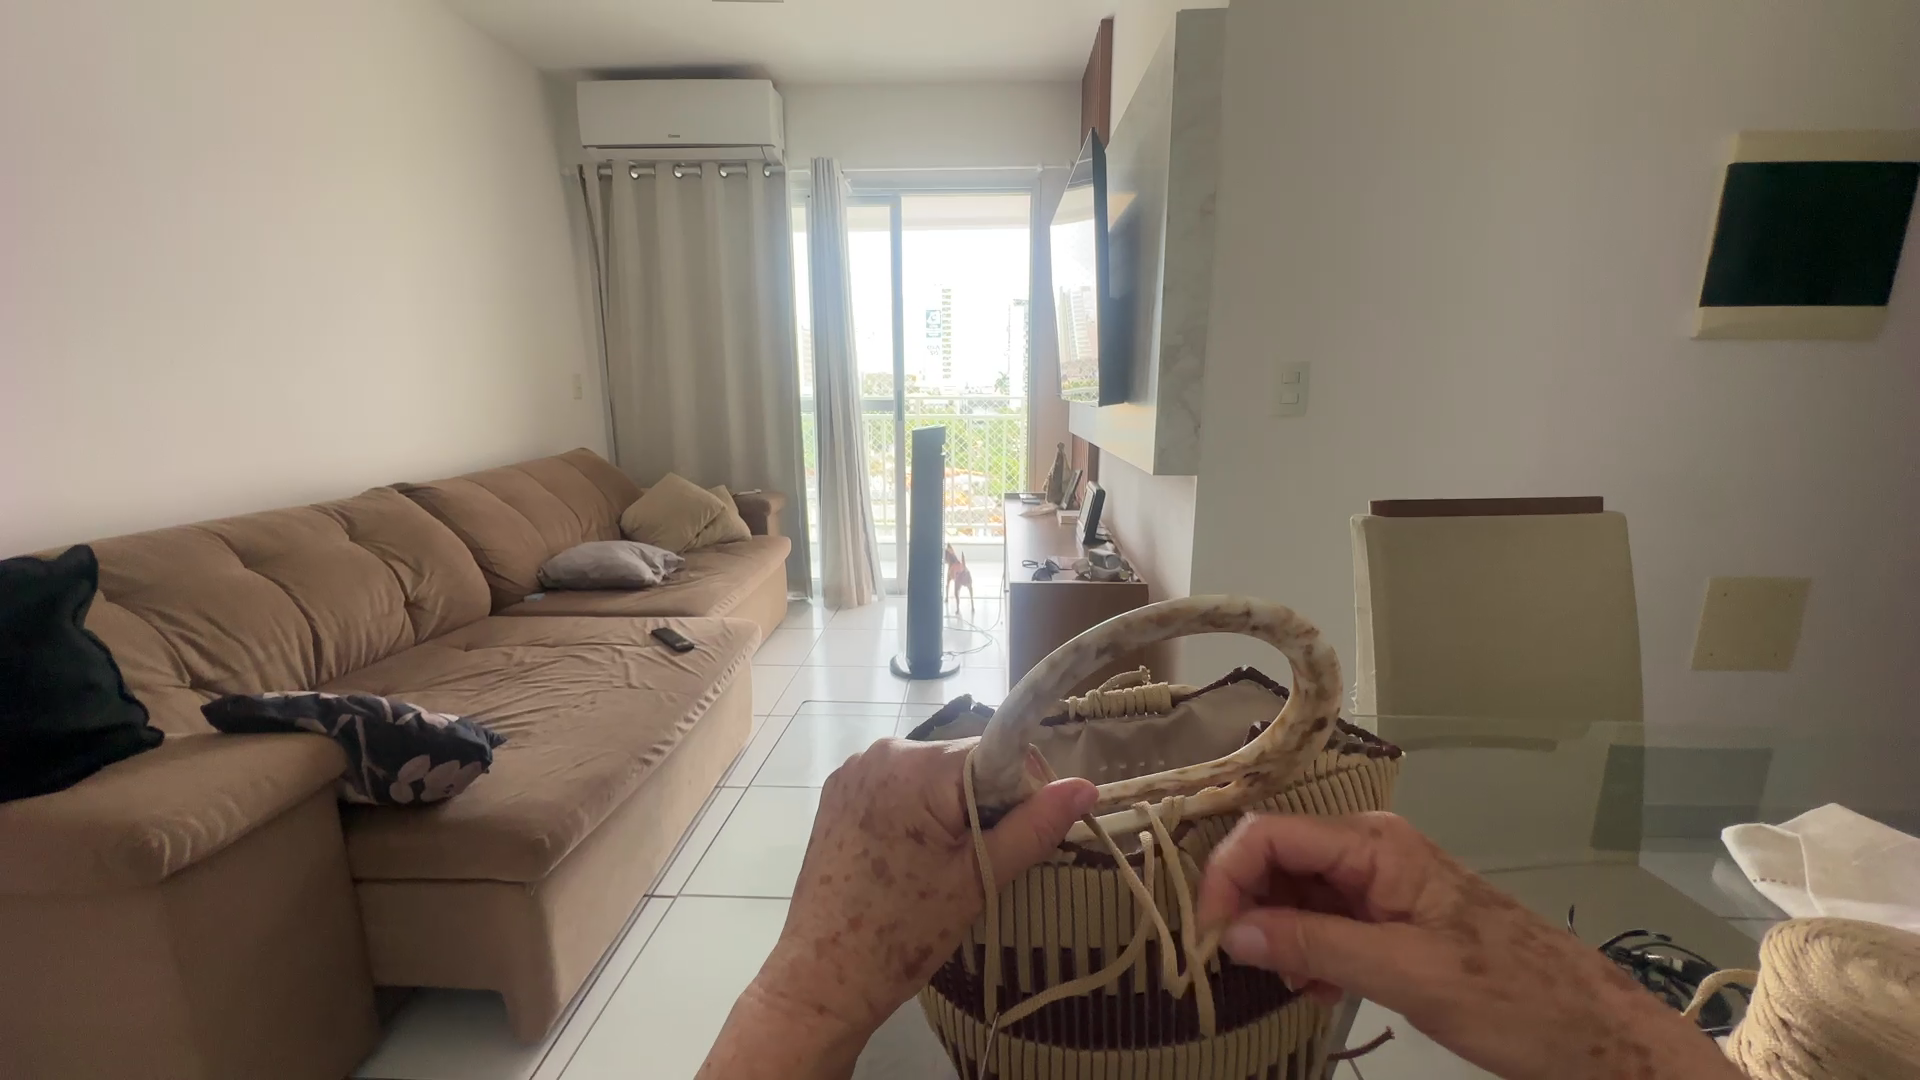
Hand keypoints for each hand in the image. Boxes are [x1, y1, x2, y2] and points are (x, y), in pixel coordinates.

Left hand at [700, 738, 1096, 1078]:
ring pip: (934, 770)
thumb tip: (1086, 785)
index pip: (998, 751)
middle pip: (964, 759)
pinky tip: (910, 851)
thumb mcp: (978, 879)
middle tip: (980, 860)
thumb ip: (1034, 825)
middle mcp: (884, 750)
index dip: (1023, 790)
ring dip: (951, 803)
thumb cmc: (905, 932)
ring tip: (943, 862)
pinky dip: (916, 805)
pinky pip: (900, 780)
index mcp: (919, 766)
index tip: (1022, 834)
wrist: (822, 976)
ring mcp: (856, 766)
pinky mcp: (841, 786)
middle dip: (985, 800)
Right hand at [1196, 812, 1742, 1079]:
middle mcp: (1366, 847)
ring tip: (1289, 982)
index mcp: (1371, 842)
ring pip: (1294, 890)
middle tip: (1239, 962)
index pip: (1270, 834)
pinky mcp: (1385, 911)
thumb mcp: (1406, 973)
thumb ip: (1312, 945)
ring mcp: (1376, 879)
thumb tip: (1228, 934)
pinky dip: (1306, 948)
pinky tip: (1316, 986)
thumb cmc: (1511, 996)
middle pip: (1276, 858)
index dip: (1227, 874)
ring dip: (1278, 933)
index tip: (1207, 931)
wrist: (1604, 1038)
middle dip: (1249, 906)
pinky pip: (1322, 916)